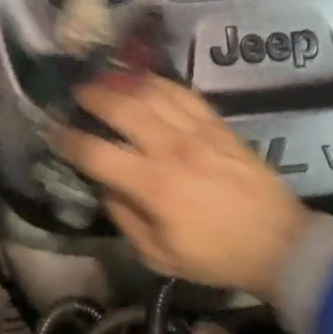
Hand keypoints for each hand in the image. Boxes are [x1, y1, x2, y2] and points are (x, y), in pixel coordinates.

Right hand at [51, 72, 309, 300]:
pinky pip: (183, 92)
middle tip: (77, 92)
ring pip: (152, 92)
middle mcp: (171, 148)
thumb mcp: (159, 255)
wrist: (277, 241)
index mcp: (153, 186)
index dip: (70, 141)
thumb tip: (105, 187)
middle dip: (94, 95)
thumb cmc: (215, 255)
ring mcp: (197, 130)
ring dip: (124, 81)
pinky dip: (159, 82)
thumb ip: (125, 218)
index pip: (98, 153)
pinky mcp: (217, 123)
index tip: (55, 133)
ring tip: (104, 78)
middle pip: (123, 108)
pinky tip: (145, 79)